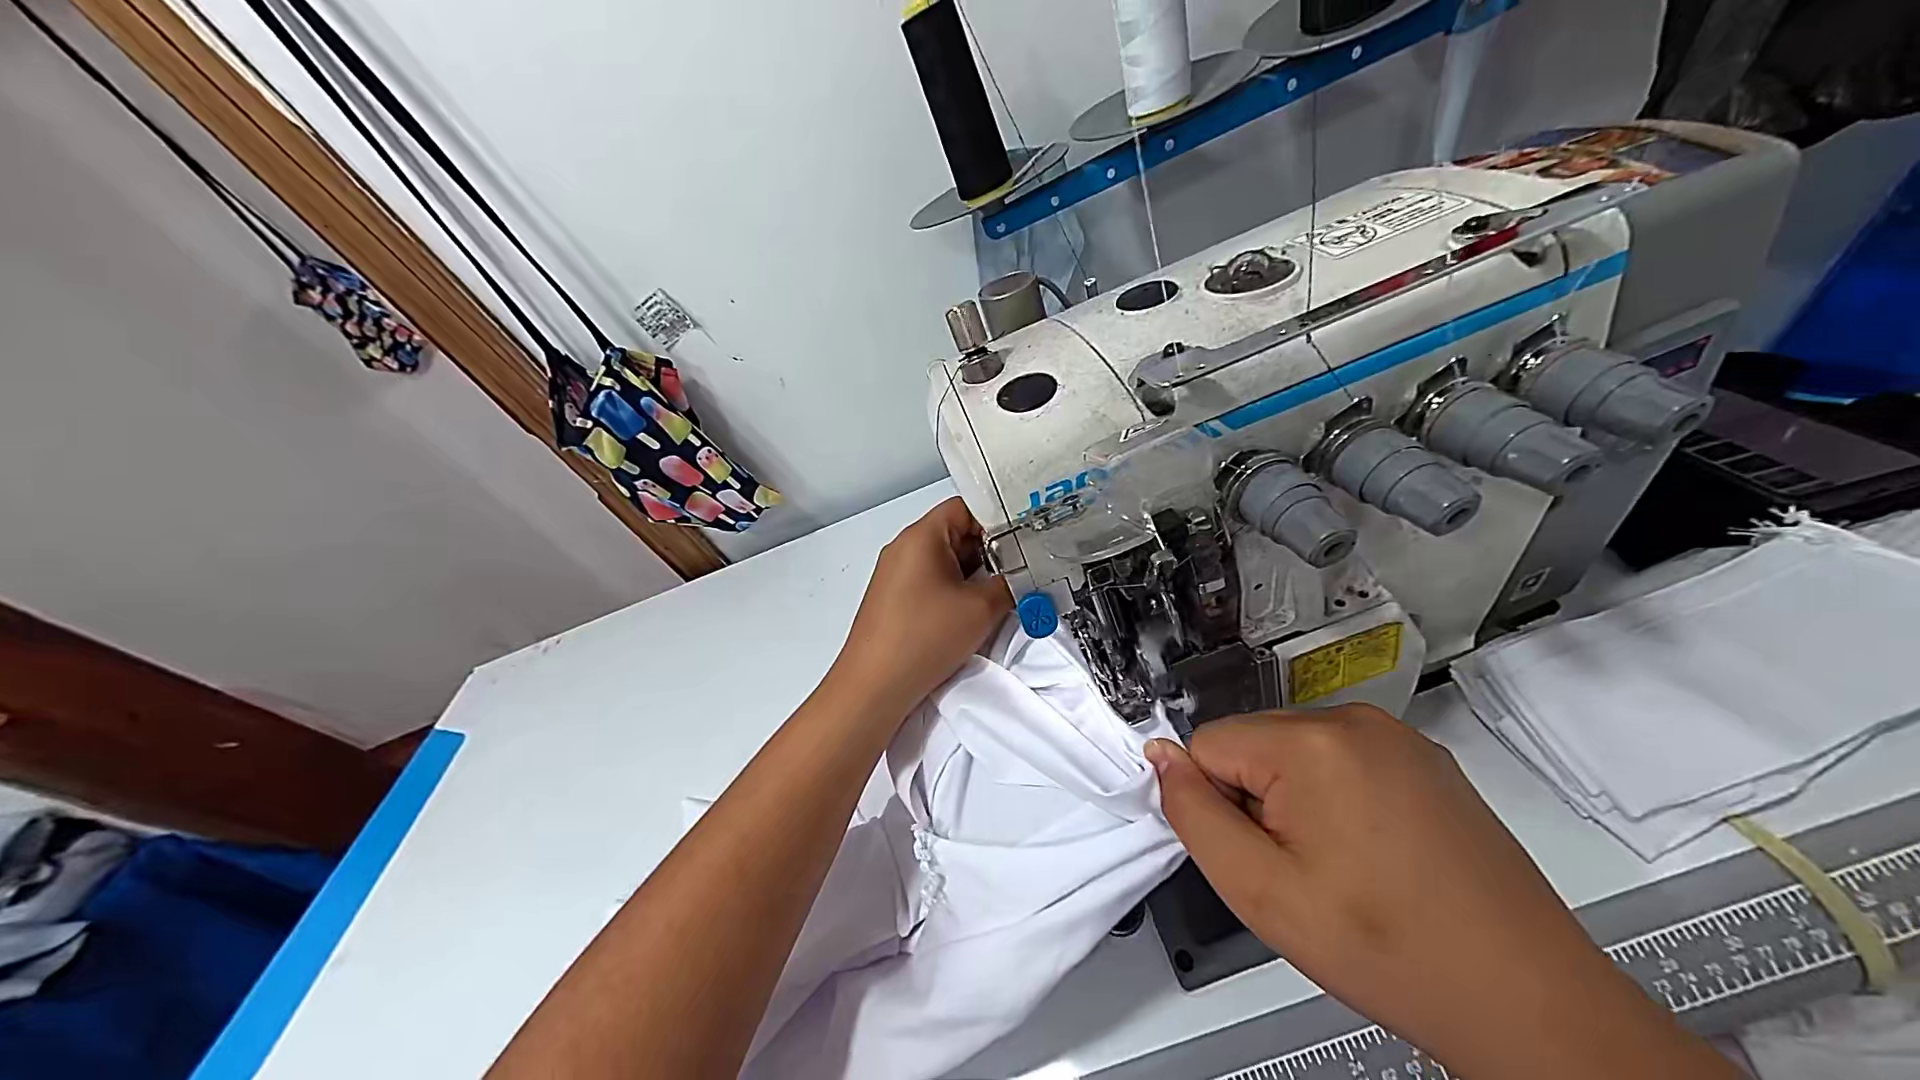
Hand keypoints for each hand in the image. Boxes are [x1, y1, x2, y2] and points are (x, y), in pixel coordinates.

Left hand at [830, 497, 1012, 715]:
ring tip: (1000, 596)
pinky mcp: (894, 599)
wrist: (875, 686)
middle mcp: (904, 548)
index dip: (997, 518)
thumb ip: (1008, 584)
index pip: (965, 508)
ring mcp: (896, 574)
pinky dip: (955, 591)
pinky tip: (972, 614)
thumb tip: (1018, 578)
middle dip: (990, 552)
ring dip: (973, 576)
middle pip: (956, 534)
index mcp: (922, 536)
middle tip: (1020, 570)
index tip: (1023, 537)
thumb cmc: (923, 638)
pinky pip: (931, 582)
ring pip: (945, 561)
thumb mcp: (982, 608)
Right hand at [1145, 708, 1735, 1079]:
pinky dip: (1337, 798)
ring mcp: (1396, 736)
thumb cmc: (1391, 948)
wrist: (1524, 997)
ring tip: (1340, 865)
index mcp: (1311, 743)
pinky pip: (1340, 759)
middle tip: (1302, 868)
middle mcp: (1354, 720)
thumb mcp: (1259, 890)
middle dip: (1256, 799)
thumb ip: (1192, 814)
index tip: (1261, 855)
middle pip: (1252, 744)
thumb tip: (1161, 757)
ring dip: (1294, 800)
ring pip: (1292, 752)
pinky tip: (1372, 852)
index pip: (1208, 744)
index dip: (1218, 805)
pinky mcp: (1423, 756)